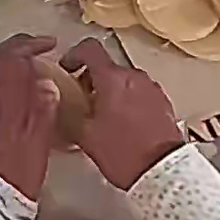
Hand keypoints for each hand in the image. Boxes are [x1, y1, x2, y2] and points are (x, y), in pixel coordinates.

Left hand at [0, 34, 60, 199]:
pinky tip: (36, 81)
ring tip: (39, 56)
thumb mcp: (39, 137)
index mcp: (11, 98)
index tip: (51, 45)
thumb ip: (43, 108)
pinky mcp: (5, 113)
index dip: (31, 45)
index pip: (13, 57)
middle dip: (21, 44)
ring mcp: (2, 103)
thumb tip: (48, 81)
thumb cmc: (24, 165)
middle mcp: (2, 96)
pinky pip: (6, 80)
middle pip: (1, 56)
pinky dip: (19, 71)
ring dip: (18, 55)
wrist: (7, 188)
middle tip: (43, 45)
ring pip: (1, 67)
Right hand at [60, 38, 184, 189]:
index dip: (74, 54)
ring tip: (102, 116)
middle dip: (91, 80)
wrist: (163, 170)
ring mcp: (151, 87)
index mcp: (113, 79)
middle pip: (107, 66)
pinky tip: (122, 123)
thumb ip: (66, 113)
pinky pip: (139, 91)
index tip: (68, 68)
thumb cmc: (124, 153)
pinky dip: (128, 99)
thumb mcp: (85, 136)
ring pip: (123, 79)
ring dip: (110, 90)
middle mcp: (134, 77)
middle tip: (81, 101)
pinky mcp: (162, 101)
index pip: (90, 48)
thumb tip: (56, 103)